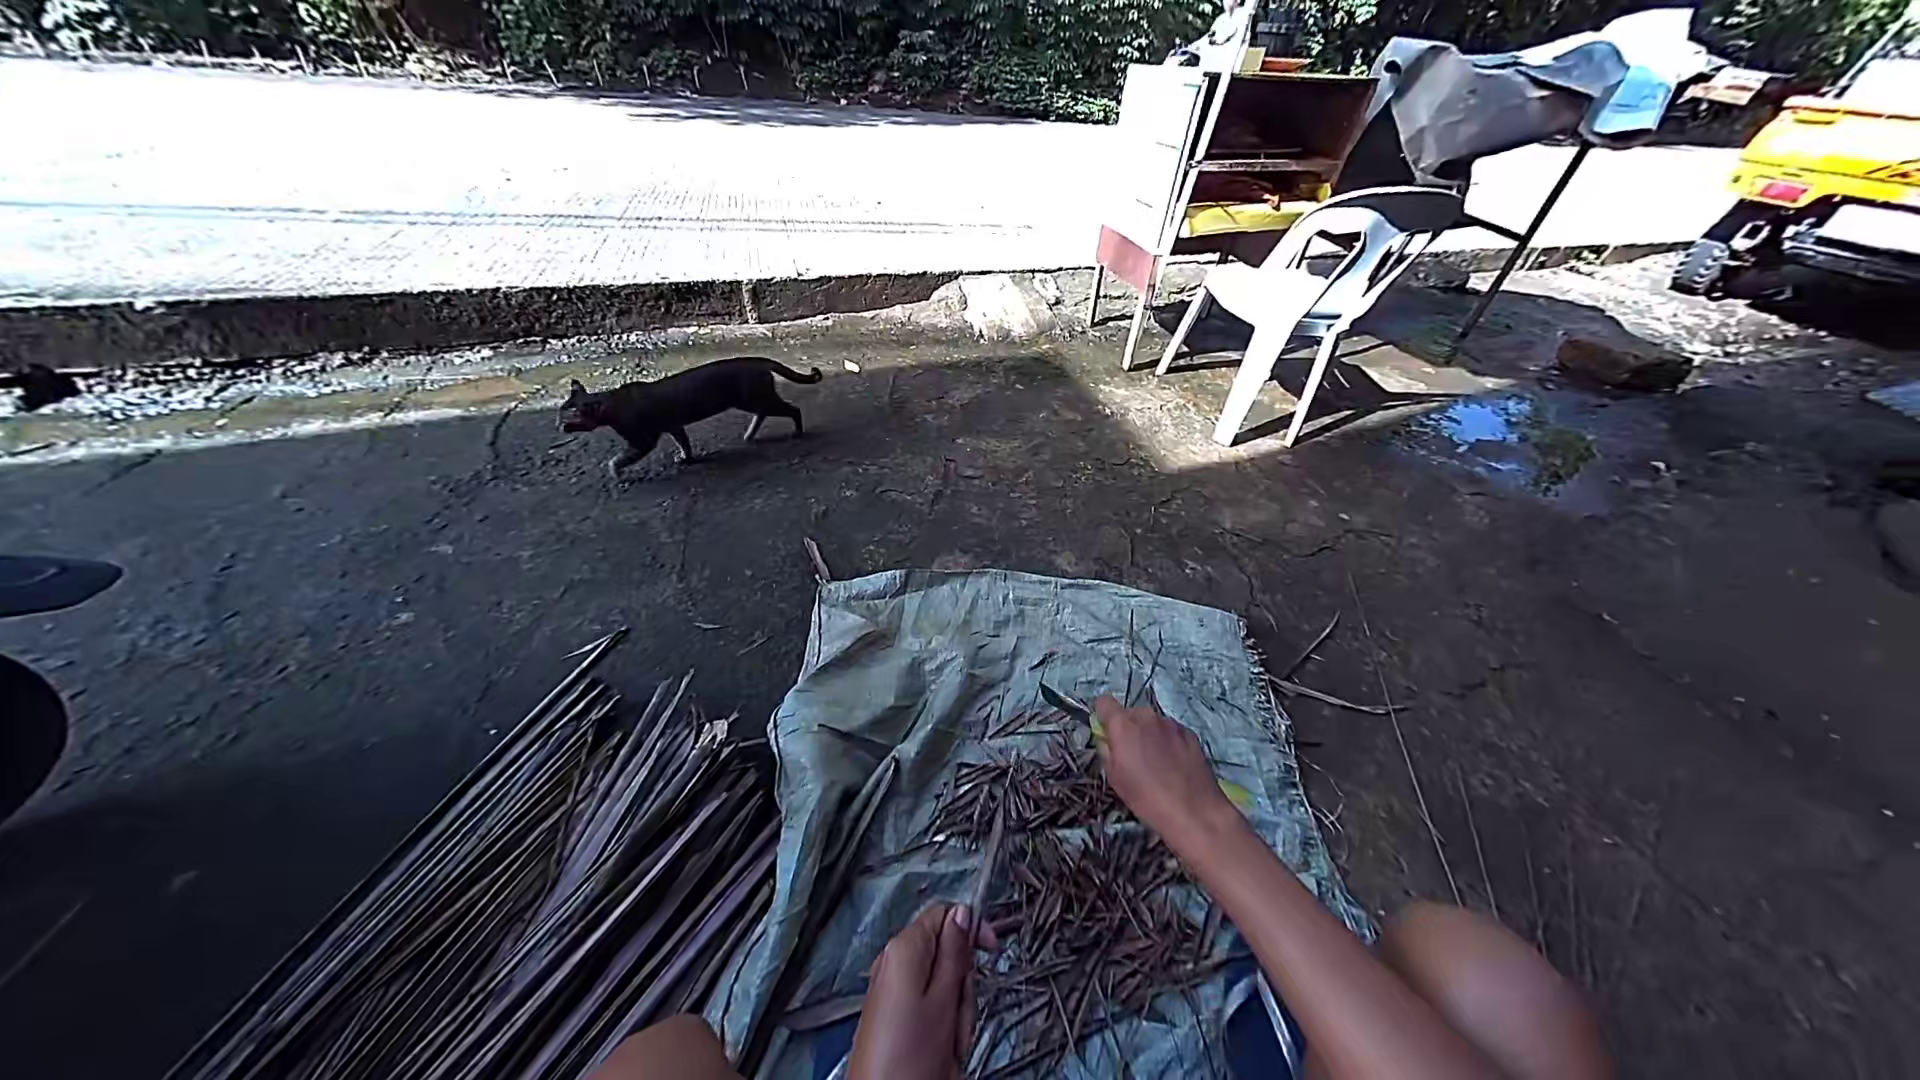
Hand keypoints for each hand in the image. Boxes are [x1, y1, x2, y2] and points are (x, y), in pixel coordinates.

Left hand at [848, 904, 997, 1079]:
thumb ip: (955, 951)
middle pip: (944, 952)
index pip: (944, 914)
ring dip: (954, 1011)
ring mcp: (891, 989)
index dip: (971, 927)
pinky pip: (928, 1005)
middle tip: (959, 1014)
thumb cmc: (911, 1056)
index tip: (991, 950)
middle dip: (961, 984)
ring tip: (948, 1041)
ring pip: (940, 983)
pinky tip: (940, 1051)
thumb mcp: (944, 1000)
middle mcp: (893, 961)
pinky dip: (940, 1024)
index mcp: (904, 948)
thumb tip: (962, 911)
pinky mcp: (892, 1014)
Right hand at [1093, 696, 1240, 850]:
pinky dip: (1168, 742)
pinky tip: (1174, 765)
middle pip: (1130, 714)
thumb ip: (1106, 750)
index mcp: (1123, 725)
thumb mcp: (1114, 777)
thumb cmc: (1146, 797)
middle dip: (1128, 729)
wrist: (1193, 811)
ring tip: (1157, 763)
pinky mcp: (1189, 733)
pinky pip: (1170, 731)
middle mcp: (1147, 716)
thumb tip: (1106, 739)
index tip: (1107, 733)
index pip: (1104, 702)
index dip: (1103, 716)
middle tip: (1133, 755)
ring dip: (1149, 735)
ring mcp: (1170, 723)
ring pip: (1151, 722)